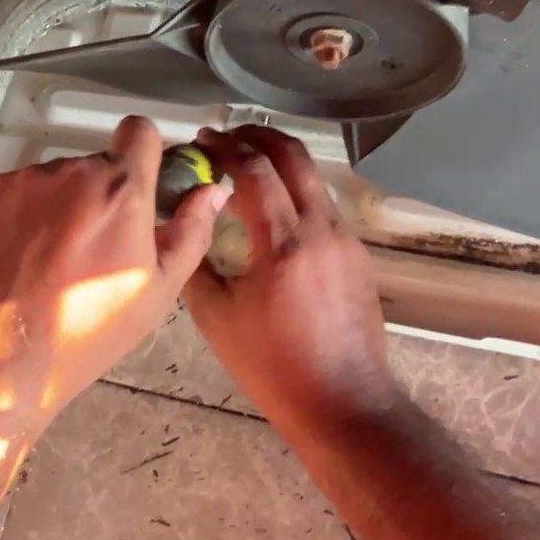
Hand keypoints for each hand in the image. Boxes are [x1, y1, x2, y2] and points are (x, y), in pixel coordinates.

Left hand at [0, 116, 229, 423]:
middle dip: (102, 194)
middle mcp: (73, 169)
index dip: (144, 151)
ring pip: (57, 178)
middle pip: (98, 163)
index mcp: (122, 189)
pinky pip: (19, 188)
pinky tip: (19, 255)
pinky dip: (24, 212)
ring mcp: (26, 177)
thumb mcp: (157, 290)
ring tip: (50, 259)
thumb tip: (213, 189)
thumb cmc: (89, 330)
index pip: (140, 130)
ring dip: (62, 204)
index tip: (141, 184)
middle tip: (93, 247)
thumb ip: (190, 230)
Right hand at [185, 126, 398, 437]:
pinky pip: (322, 203)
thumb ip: (194, 264)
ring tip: (246, 166)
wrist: (344, 403)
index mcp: (282, 241)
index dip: (225, 146)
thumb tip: (181, 227)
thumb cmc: (272, 365)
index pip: (254, 169)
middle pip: (292, 155)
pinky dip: (294, 188)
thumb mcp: (216, 318)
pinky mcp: (357, 253)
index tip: (202, 139)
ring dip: (278, 159)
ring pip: (312, 176)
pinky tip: (273, 208)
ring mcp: (345, 238)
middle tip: (226, 136)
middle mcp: (319, 227)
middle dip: (257, 135)